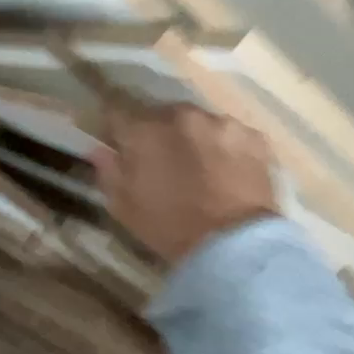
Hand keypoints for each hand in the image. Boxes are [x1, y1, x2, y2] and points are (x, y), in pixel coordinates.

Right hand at [91, 101, 278, 265]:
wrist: (232, 242)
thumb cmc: (167, 225)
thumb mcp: (123, 204)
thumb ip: (108, 170)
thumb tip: (99, 148)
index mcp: (144, 130)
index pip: (117, 111)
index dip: (114, 126)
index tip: (116, 140)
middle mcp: (182, 116)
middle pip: (161, 114)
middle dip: (157, 131)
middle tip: (159, 158)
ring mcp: (222, 123)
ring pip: (198, 122)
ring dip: (191, 137)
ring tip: (196, 165)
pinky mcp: (254, 136)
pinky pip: (229, 134)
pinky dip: (223, 146)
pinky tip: (224, 170)